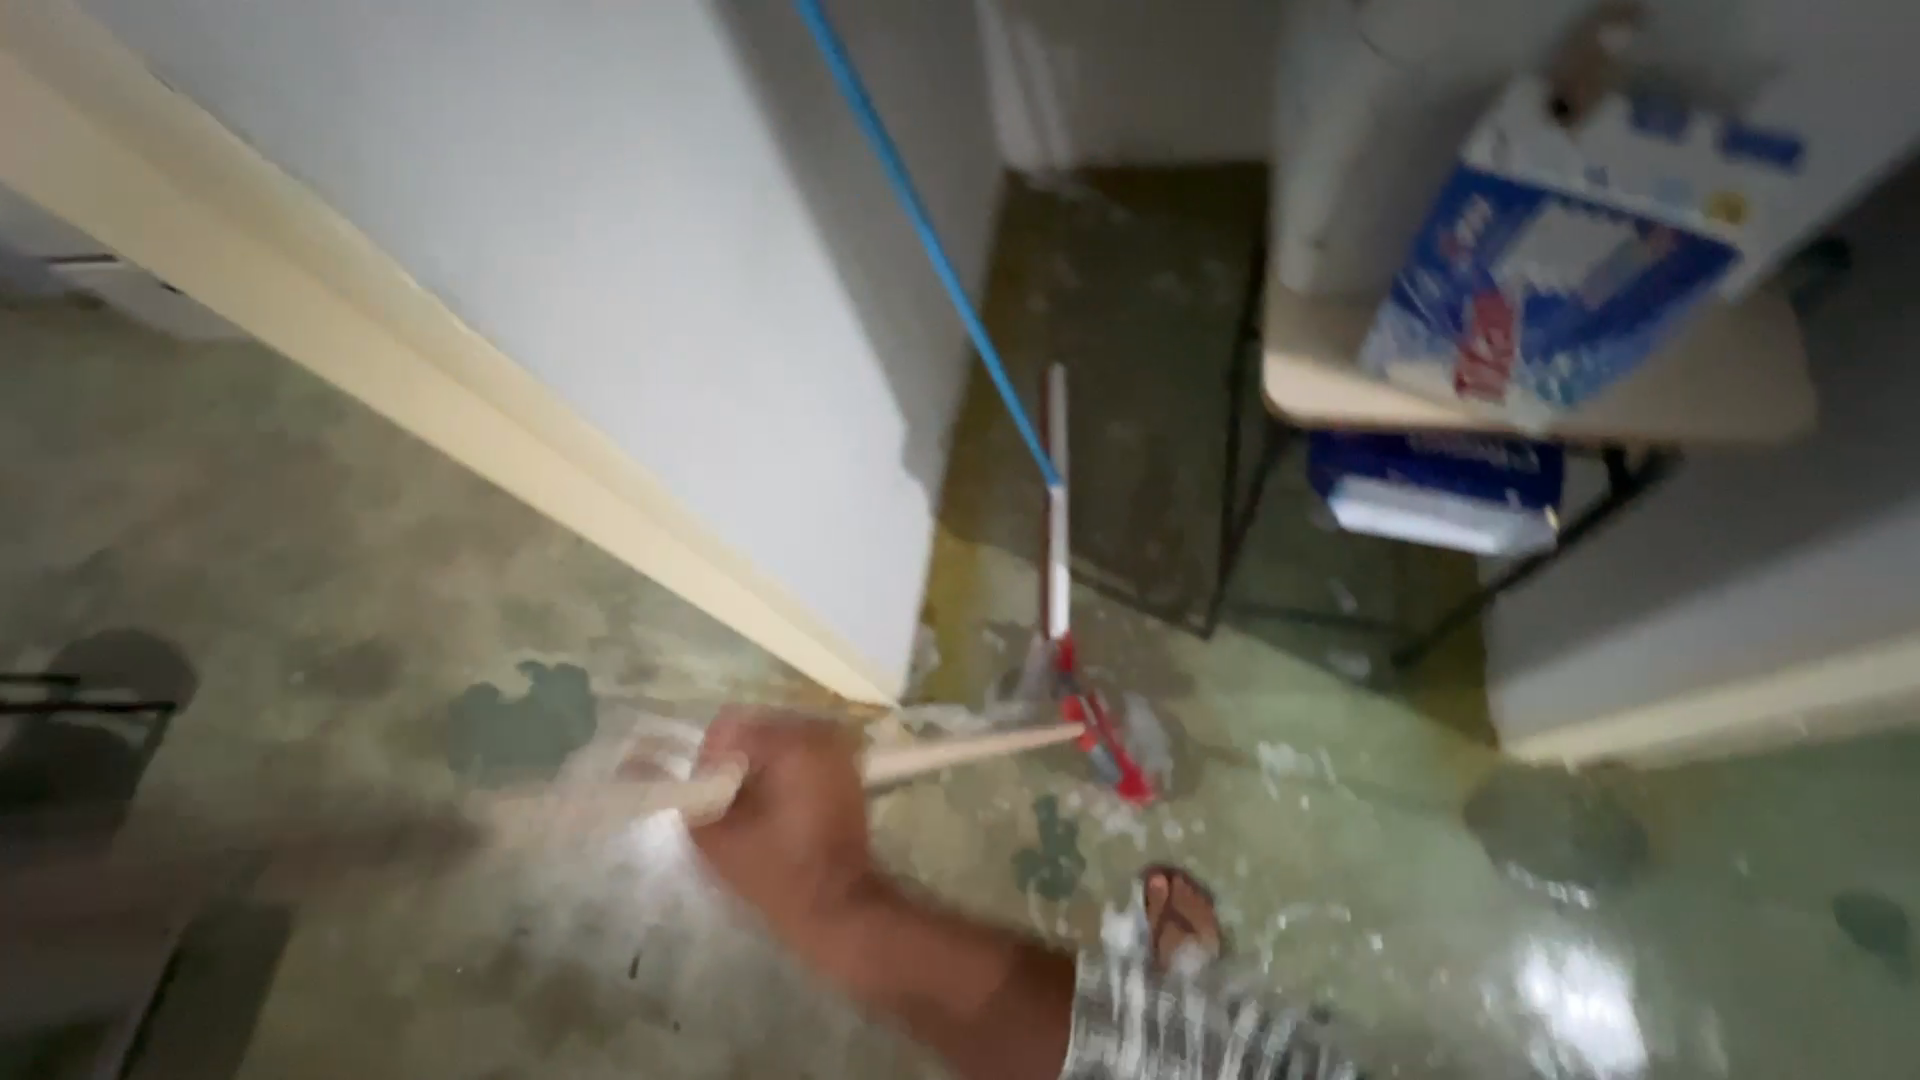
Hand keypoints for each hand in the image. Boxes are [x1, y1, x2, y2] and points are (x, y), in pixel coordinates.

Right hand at [688, 707, 881, 984]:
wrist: (838, 900)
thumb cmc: (777, 870)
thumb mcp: (717, 837)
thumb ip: (692, 796)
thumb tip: (687, 774)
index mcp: (790, 742)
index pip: (729, 725)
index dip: (711, 759)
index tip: (711, 793)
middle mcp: (819, 732)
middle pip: (757, 726)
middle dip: (738, 756)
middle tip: (730, 799)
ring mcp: (839, 746)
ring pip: (781, 736)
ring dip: (762, 762)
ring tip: (756, 804)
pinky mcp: (848, 764)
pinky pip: (804, 750)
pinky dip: (787, 768)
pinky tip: (781, 804)